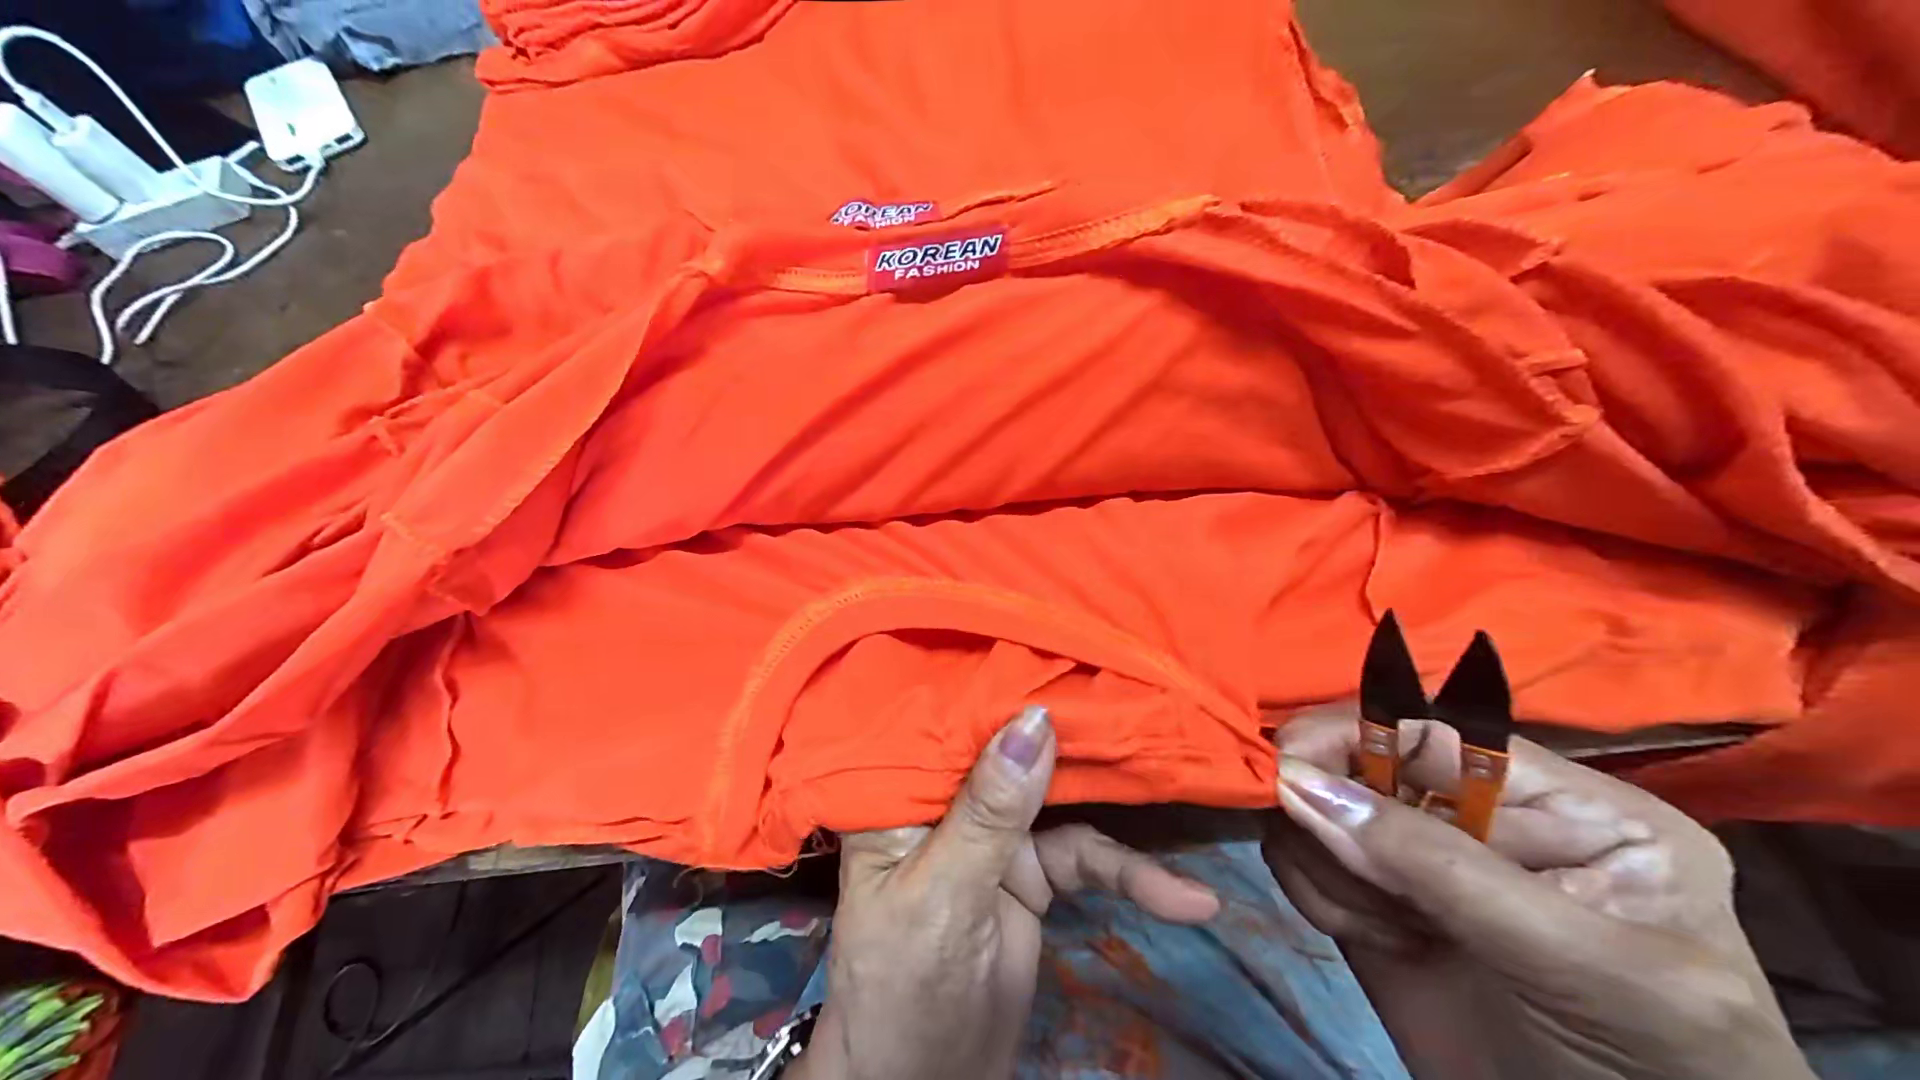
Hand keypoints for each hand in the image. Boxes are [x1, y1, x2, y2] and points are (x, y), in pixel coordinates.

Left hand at [789, 706, 1219, 1079]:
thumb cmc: (904, 987)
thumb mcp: (942, 897)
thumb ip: (988, 812)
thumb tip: (1034, 720)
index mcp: (902, 792)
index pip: (948, 722)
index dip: (996, 685)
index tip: (1056, 652)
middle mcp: (949, 800)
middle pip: (1012, 751)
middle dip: (1071, 732)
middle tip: (1137, 702)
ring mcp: (996, 834)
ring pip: (1062, 798)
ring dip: (1123, 807)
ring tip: (1182, 783)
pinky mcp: (1033, 872)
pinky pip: (1089, 858)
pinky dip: (1136, 878)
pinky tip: (1187, 899)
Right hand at [1263, 706, 1813, 1079]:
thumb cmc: (1654, 1067)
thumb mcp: (1575, 959)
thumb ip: (1438, 865)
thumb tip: (1297, 782)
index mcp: (1567, 806)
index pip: (1436, 736)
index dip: (1354, 733)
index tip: (1288, 759)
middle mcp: (1484, 820)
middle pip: (1362, 766)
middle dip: (1337, 812)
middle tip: (1341, 868)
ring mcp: (1421, 862)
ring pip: (1321, 812)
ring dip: (1327, 864)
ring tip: (1384, 929)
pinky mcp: (1372, 902)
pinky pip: (1304, 862)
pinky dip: (1315, 893)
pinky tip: (1372, 940)